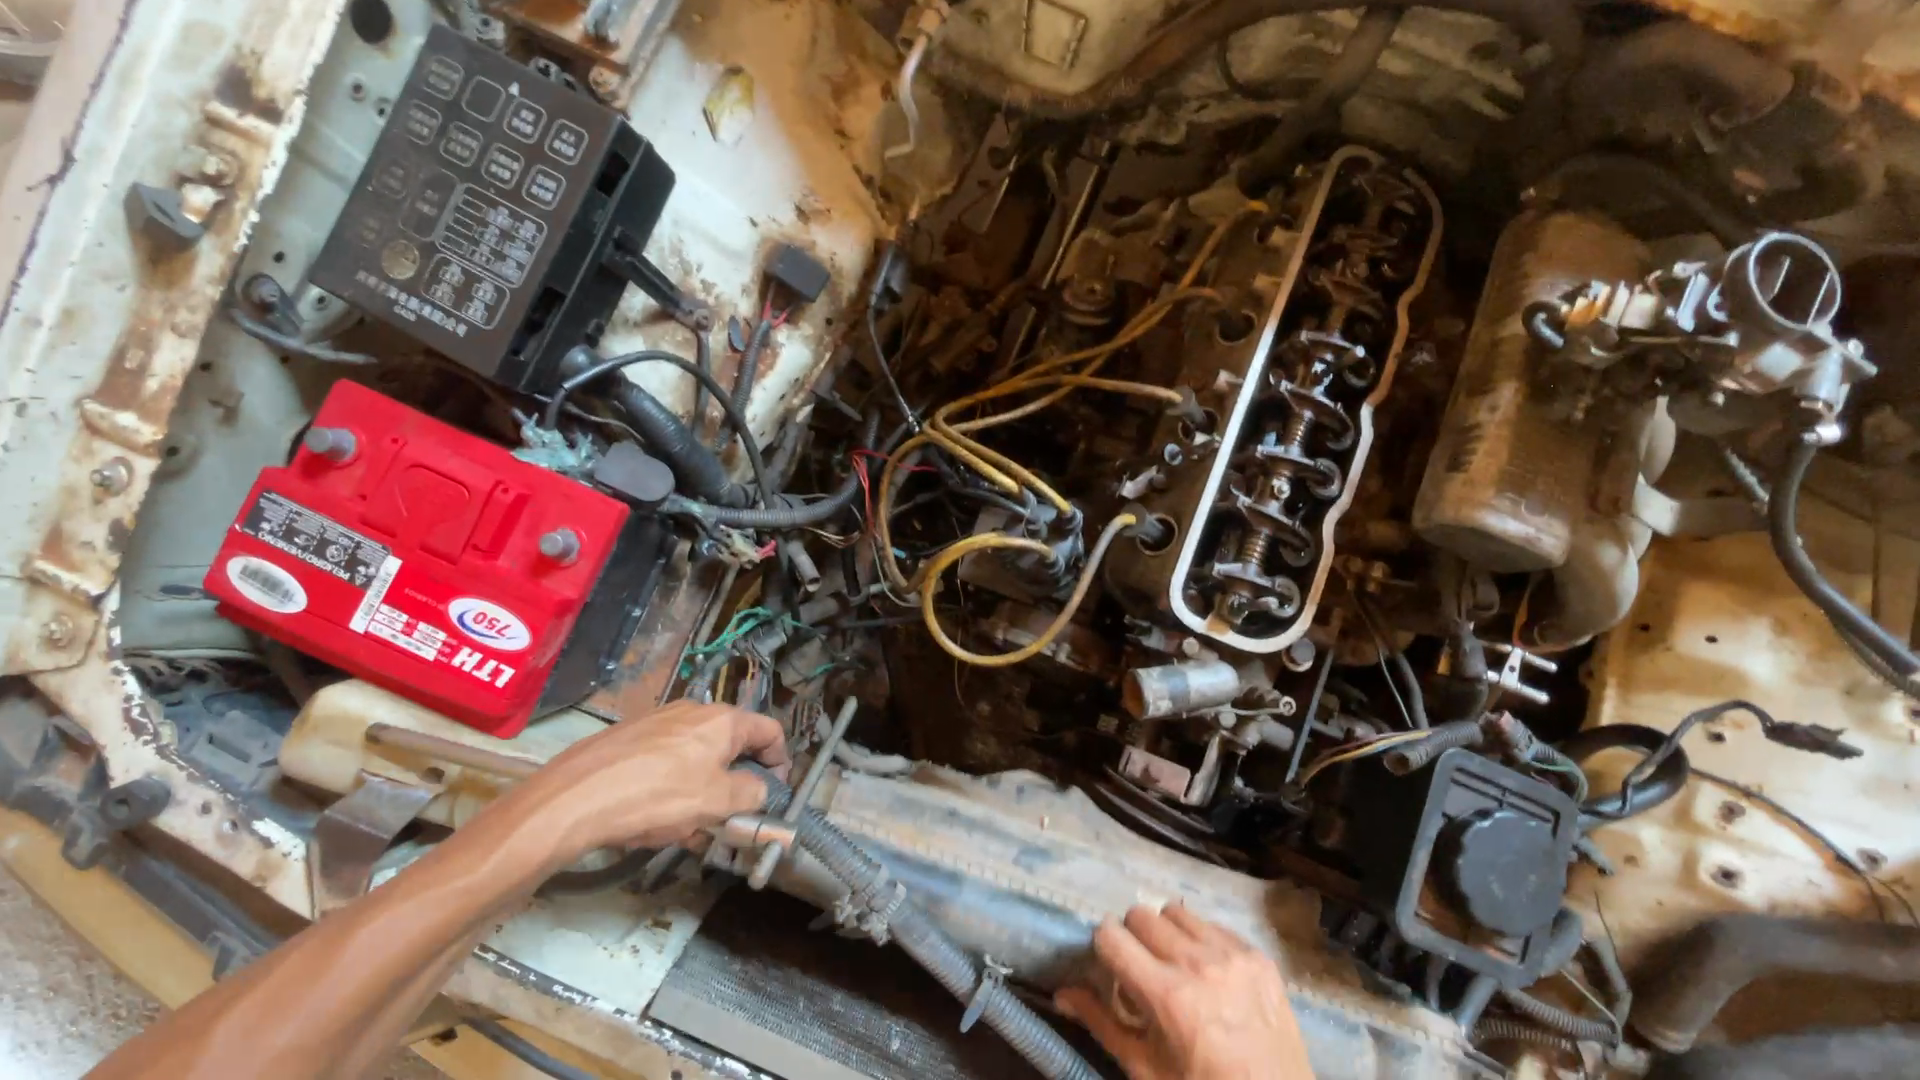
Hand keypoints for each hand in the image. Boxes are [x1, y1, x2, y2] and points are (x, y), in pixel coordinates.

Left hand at [527, 701, 789, 857]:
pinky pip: (667, 763)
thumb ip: (752, 794)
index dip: (781, 763)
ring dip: (704, 792)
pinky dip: (673, 790)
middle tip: (729, 820)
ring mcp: (658, 722)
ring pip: (697, 759)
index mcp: (723, 720)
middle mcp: (694, 711)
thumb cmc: (658, 796)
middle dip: (735, 785)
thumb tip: (759, 789)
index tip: (773, 795)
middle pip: (731, 746)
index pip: (770, 732)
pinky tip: (657, 822)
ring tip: (690, 830)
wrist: (575, 798)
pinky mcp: (629, 739)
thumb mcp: (718, 802)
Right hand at [1056, 904, 1311, 1079]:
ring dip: (1167, 932)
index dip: (1104, 947)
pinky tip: (1210, 972)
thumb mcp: (1146, 1069)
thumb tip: (1061, 993)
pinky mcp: (1258, 955)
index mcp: (1166, 994)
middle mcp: (1198, 963)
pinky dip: (1202, 940)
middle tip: (1142, 968)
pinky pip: (1214, 924)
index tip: (1110, 965)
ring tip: (1176, 964)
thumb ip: (1102, 1023)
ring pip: (1176, 911)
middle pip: (1141, 914)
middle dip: (1133, 937)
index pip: (1110, 935)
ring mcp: (1233, 955)